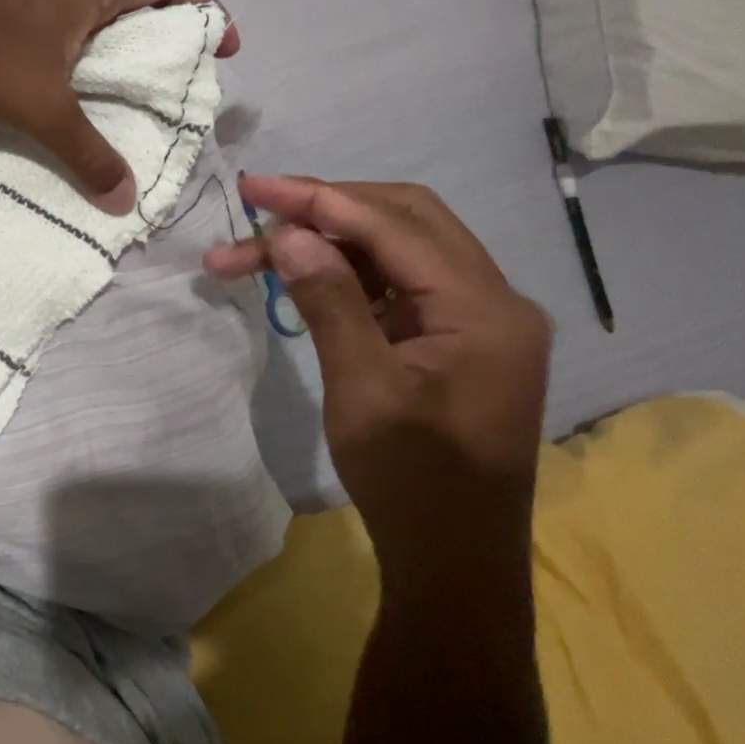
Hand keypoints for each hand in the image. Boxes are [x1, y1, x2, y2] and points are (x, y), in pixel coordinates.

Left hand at [0, 0, 234, 214]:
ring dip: (119, 29)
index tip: (222, 46)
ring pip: (91, 0)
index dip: (203, 7)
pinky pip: (59, 14)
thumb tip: (123, 201)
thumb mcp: (42, 111)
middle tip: (181, 64)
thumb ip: (88, 154)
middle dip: (165, 21)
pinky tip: (71, 70)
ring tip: (131, 72)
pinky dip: (81, 37)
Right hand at [203, 177, 549, 576]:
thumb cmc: (410, 477)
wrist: (453, 554)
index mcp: (484, 310)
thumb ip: (332, 302)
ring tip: (251, 256)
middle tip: (254, 210)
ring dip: (328, 242)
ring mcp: (478, 321)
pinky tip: (299, 279)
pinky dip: (346, 271)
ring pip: (399, 248)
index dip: (320, 200)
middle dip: (325, 208)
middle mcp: (493, 301)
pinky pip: (399, 283)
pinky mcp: (455, 340)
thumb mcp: (362, 388)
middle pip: (406, 220)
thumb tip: (293, 234)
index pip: (396, 226)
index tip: (252, 189)